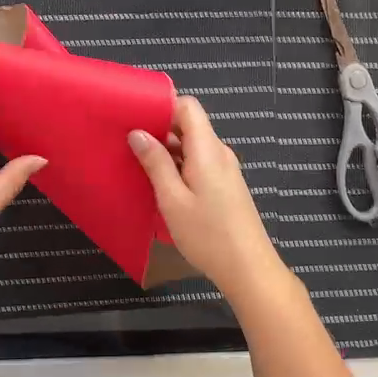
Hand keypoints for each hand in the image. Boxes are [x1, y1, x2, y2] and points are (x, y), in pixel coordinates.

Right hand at [130, 96, 287, 303]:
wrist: (249, 269)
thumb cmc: (208, 234)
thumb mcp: (172, 199)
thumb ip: (155, 162)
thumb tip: (137, 132)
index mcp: (207, 149)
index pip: (188, 106)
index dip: (162, 107)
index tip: (135, 119)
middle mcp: (219, 153)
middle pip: (189, 126)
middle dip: (159, 130)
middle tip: (128, 144)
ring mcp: (225, 170)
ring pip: (192, 146)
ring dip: (167, 152)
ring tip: (139, 165)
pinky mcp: (226, 186)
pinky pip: (199, 163)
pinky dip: (179, 166)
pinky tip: (162, 185)